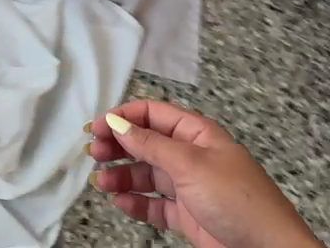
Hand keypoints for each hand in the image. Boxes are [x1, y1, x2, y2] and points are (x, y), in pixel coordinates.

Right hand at [89, 100, 323, 247]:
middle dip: (119, 146)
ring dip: (122, 176)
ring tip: (100, 184)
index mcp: (195, 132)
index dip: (122, 116)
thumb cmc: (235, 198)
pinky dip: (136, 202)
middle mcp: (190, 154)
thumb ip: (150, 143)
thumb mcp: (190, 164)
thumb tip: (116, 121)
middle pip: (146, 143)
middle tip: (93, 154)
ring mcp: (189, 186)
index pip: (151, 113)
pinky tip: (120, 202)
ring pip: (147, 174)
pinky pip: (156, 204)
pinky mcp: (189, 215)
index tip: (96, 127)